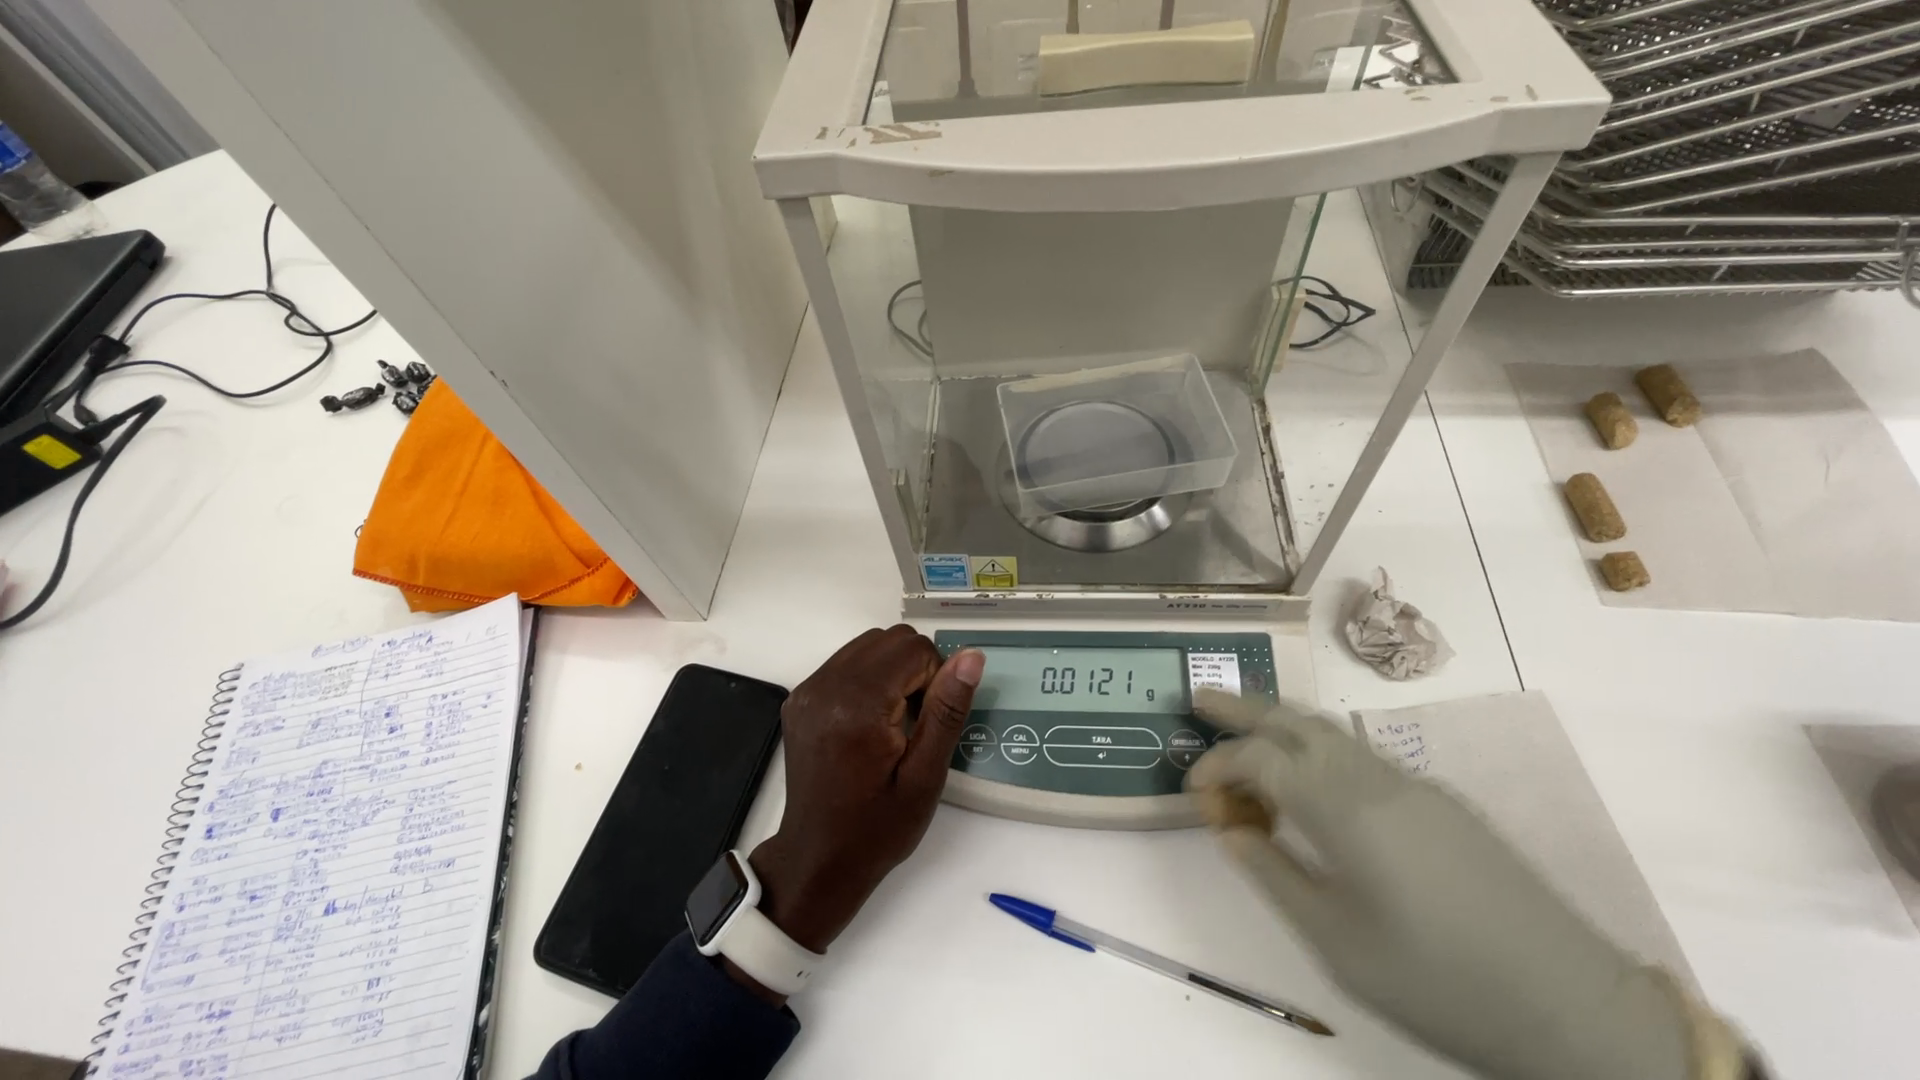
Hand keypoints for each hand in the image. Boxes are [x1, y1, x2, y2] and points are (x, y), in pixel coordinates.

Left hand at [749, 626, 982, 957]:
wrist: (818, 858)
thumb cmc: (877, 827)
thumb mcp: (925, 776)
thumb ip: (947, 710)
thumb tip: (971, 657)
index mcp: (857, 705)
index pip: (914, 649)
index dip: (935, 680)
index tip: (928, 725)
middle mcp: (825, 686)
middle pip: (890, 639)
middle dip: (915, 670)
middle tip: (915, 724)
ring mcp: (808, 690)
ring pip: (868, 645)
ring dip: (892, 671)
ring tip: (894, 723)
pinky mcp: (801, 698)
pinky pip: (845, 662)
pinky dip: (868, 679)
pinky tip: (871, 722)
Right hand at [1186, 691, 1743, 1079]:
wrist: (1574, 1007)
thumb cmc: (1439, 982)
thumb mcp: (1336, 942)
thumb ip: (1274, 875)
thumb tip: (1232, 830)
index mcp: (1346, 809)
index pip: (1262, 759)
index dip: (1217, 765)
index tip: (1190, 790)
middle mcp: (1378, 780)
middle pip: (1298, 721)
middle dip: (1244, 707)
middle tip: (1200, 699)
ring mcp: (1416, 787)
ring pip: (1333, 733)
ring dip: (1282, 725)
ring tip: (1244, 732)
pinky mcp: (1443, 805)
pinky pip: (1362, 758)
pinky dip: (1318, 753)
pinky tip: (1309, 782)